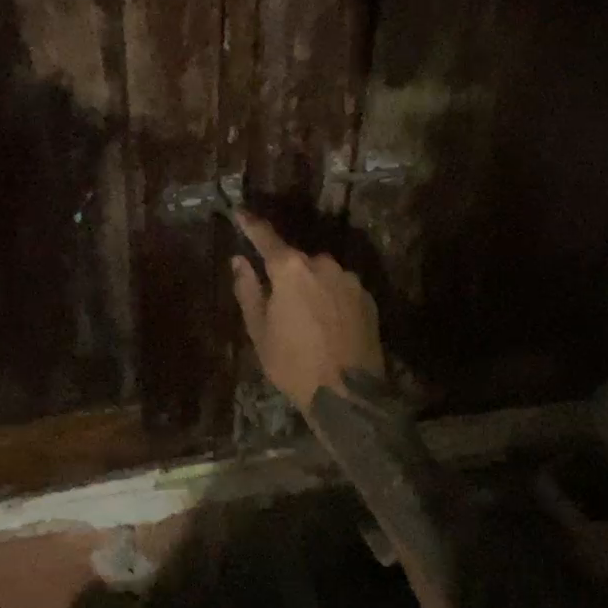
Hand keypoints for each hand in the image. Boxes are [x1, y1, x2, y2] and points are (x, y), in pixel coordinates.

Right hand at [231, 209, 385, 412]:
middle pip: (296, 260)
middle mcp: (321, 263)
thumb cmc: (293, 363)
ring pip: (321, 274)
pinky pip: (340, 289)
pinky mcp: (367, 297)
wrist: (348, 395)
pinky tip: (329, 325)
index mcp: (290, 268)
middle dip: (285, 273)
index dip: (250, 224)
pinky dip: (331, 299)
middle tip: (279, 303)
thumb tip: (239, 261)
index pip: (265, 237)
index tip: (240, 212)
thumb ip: (247, 289)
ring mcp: (348, 279)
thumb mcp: (259, 331)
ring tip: (308, 321)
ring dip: (311, 287)